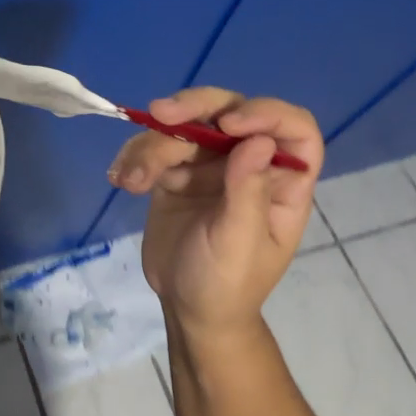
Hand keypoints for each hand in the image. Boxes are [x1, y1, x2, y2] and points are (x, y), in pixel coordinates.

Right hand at [109, 89, 323, 342]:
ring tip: (132, 180)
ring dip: (151, 145)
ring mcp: (210, 164)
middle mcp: (248, 163)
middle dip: (195, 106)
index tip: (230, 124)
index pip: (293, 131)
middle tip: (160, 114)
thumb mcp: (239, 244)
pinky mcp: (175, 171)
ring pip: (185, 126)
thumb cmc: (227, 284)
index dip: (267, 115)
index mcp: (282, 182)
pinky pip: (153, 146)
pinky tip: (122, 179)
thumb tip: (259, 142)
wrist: (187, 309)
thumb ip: (248, 194)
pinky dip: (134, 156)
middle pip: (230, 111)